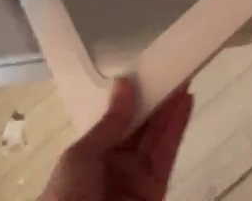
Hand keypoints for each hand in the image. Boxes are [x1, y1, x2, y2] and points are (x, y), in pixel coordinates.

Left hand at [40, 78, 192, 200]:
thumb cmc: (65, 200)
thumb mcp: (79, 158)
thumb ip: (109, 123)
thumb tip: (124, 82)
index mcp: (88, 158)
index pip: (115, 121)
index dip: (131, 96)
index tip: (146, 69)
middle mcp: (114, 165)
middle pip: (140, 125)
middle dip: (155, 97)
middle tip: (173, 65)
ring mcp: (136, 177)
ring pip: (157, 135)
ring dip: (170, 106)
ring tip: (184, 75)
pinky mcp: (155, 189)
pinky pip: (168, 153)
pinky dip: (178, 126)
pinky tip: (186, 101)